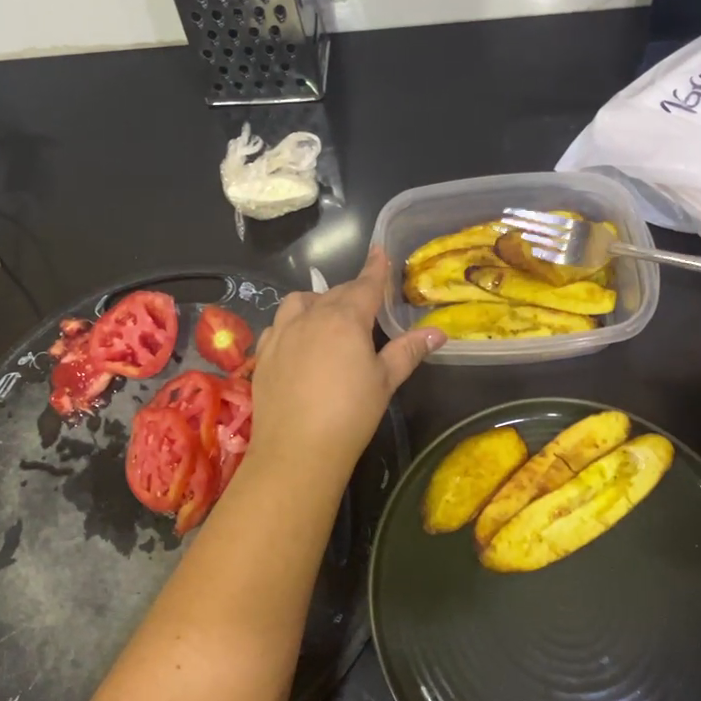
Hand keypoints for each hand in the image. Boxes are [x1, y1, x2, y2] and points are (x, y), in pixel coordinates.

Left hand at [248, 248, 444, 479]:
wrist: (297, 448)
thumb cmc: (350, 414)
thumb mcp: (385, 381)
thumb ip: (408, 351)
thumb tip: (438, 332)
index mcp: (345, 319)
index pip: (365, 286)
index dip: (375, 268)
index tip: (380, 251)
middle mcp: (310, 317)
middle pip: (334, 294)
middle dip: (352, 293)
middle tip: (366, 303)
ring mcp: (282, 334)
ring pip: (298, 302)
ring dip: (316, 302)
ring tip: (327, 316)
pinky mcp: (263, 354)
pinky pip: (277, 326)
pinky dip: (291, 324)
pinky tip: (297, 340)